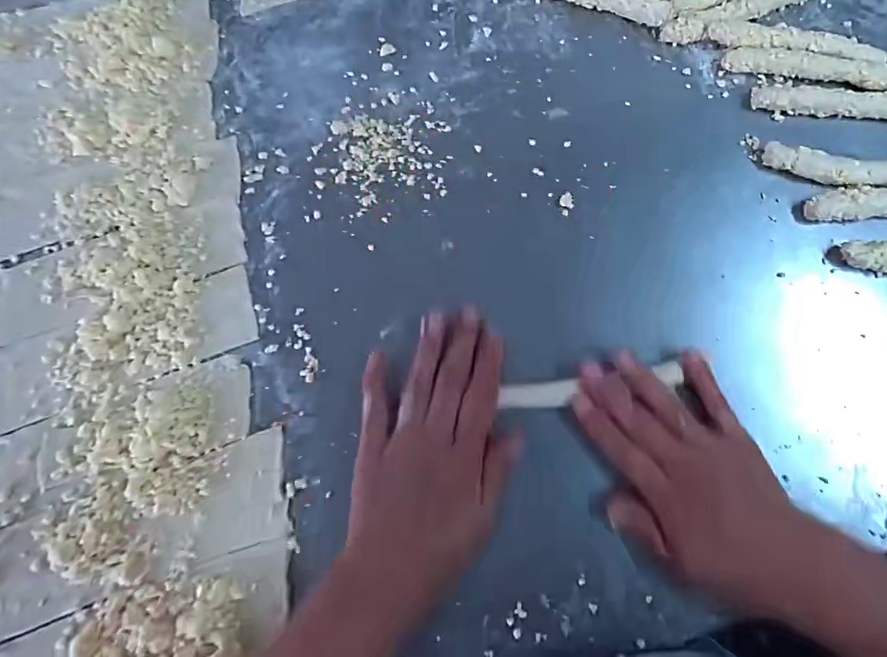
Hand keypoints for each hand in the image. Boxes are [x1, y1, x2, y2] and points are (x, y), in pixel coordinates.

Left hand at [343, 308, 521, 623]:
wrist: (385, 575)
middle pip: (451, 382)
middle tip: (468, 311)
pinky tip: (379, 354)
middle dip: (461, 344)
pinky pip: (374, 407)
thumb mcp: (483, 520)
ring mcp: (399, 437)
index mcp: (463, 453)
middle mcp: (433, 435)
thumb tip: (515, 431)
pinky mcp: (372, 446)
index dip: (489, 364)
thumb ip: (497, 471)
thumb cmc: (442, 550)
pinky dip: (376, 380)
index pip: (480, 397)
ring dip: (427, 349)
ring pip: (418, 384)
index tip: (494, 334)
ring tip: (435, 317)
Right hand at [572, 350, 819, 616]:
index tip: (576, 398)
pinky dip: (703, 379)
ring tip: (621, 355)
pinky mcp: (736, 437)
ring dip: (643, 380)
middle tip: (587, 367)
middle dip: (610, 393)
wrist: (792, 561)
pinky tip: (688, 355)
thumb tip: (606, 502)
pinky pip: (717, 404)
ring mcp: (710, 445)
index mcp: (667, 495)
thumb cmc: (730, 567)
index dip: (597, 425)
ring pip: (669, 407)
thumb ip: (643, 529)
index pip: (623, 453)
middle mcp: (683, 462)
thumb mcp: (680, 565)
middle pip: (639, 423)